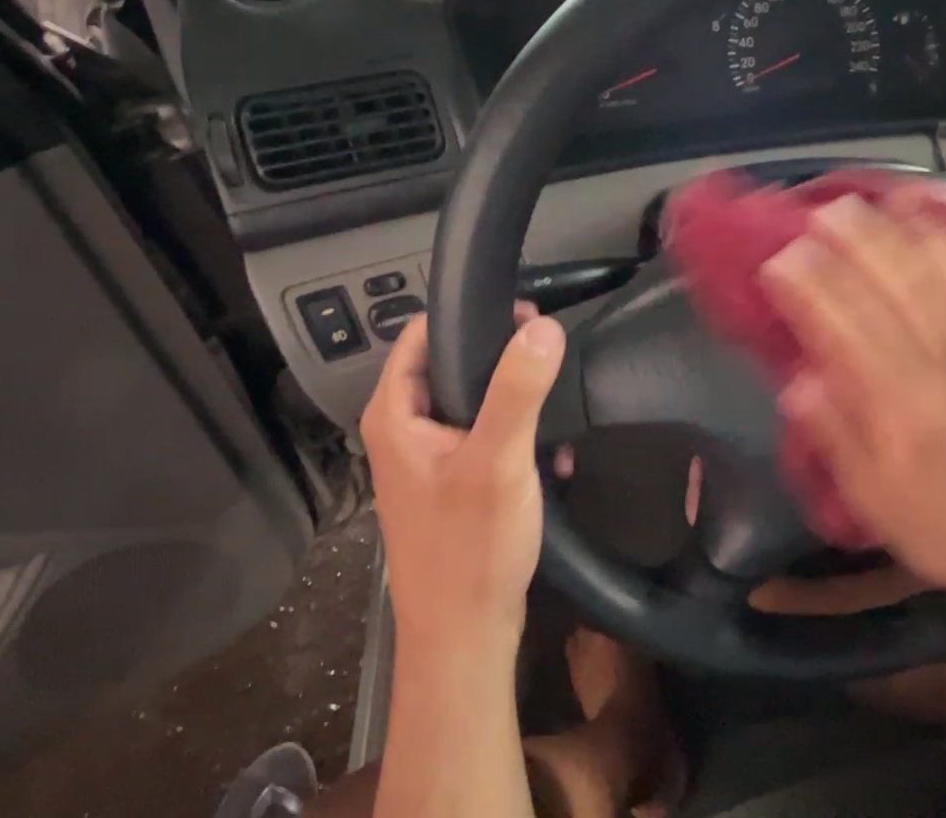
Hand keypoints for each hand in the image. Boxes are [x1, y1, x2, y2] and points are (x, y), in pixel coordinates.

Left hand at [359, 303, 564, 649]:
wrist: (465, 634)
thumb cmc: (470, 547)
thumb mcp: (498, 461)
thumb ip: (518, 391)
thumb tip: (543, 325)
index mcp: (393, 415)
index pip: (421, 336)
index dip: (471, 316)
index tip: (525, 310)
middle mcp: (401, 430)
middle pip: (448, 365)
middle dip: (498, 353)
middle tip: (548, 346)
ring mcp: (425, 459)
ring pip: (468, 400)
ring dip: (509, 392)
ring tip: (552, 388)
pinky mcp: (450, 482)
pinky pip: (480, 433)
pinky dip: (510, 427)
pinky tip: (545, 442)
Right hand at [761, 192, 945, 605]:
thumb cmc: (943, 529)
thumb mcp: (872, 499)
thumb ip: (836, 433)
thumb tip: (799, 378)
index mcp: (899, 407)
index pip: (844, 327)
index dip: (808, 288)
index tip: (778, 259)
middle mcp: (940, 365)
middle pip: (889, 285)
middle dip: (850, 242)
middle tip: (816, 214)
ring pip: (935, 272)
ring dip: (899, 231)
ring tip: (868, 201)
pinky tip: (934, 220)